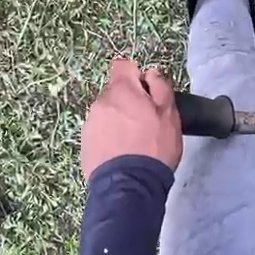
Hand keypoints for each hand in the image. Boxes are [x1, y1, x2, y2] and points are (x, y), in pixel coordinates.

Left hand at [80, 58, 182, 179]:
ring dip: (118, 120)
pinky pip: (100, 132)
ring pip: (107, 113)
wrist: (129, 188)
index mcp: (121, 90)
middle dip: (129, 102)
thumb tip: (151, 74)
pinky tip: (122, 154)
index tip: (146, 93)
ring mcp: (90, 124)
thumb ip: (161, 87)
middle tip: (145, 123)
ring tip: (133, 142)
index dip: (136, 76)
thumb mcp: (169, 114)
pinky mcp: (85, 145)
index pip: (122, 66)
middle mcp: (100, 103)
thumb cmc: (154, 147)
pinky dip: (109, 138)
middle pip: (116, 92)